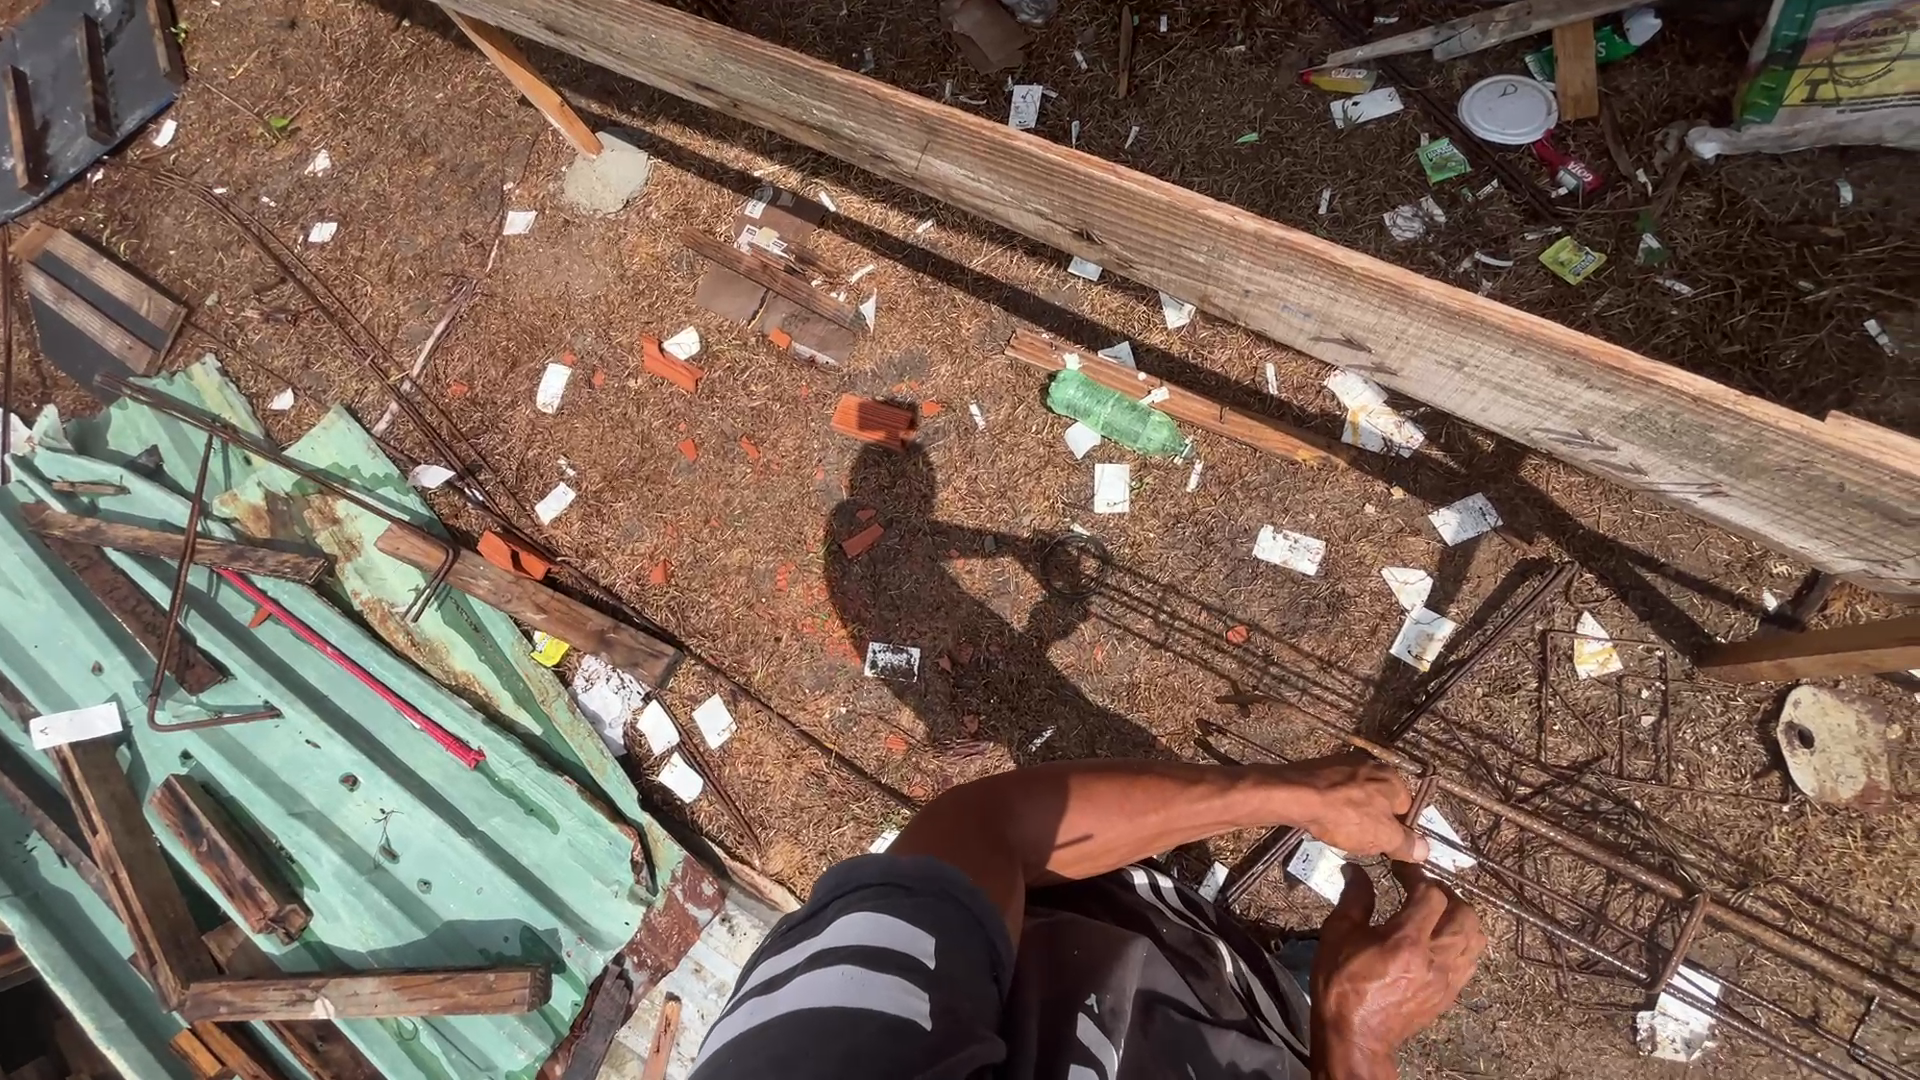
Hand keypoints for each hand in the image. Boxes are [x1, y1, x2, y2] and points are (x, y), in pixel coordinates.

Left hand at [1277, 754, 1427, 862]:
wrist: (1293, 795)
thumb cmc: (1344, 815)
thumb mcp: (1384, 837)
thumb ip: (1407, 844)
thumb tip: (1424, 849)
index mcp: (1391, 777)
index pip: (1407, 809)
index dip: (1400, 831)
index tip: (1389, 846)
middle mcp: (1368, 764)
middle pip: (1380, 802)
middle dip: (1374, 823)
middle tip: (1363, 841)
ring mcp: (1340, 764)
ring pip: (1355, 798)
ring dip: (1351, 816)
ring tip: (1340, 832)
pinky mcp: (1317, 769)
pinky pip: (1333, 793)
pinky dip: (1331, 807)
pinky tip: (1323, 819)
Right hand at [1310, 863, 1486, 1077]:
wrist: (1357, 1032)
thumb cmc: (1341, 980)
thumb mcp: (1338, 932)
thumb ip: (1355, 898)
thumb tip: (1358, 870)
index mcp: (1406, 941)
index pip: (1431, 895)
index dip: (1417, 874)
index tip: (1400, 867)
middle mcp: (1435, 958)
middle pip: (1464, 914)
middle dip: (1445, 891)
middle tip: (1420, 884)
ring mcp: (1448, 978)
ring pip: (1475, 937)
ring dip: (1459, 914)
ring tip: (1435, 907)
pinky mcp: (1451, 992)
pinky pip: (1471, 958)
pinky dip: (1462, 938)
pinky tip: (1439, 934)